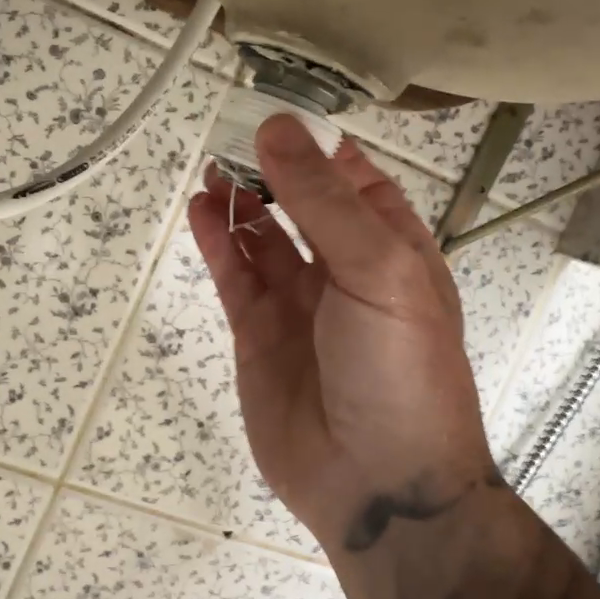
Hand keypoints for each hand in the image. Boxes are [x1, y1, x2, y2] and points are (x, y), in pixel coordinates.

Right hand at [188, 115, 493, 550]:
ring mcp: (300, 304)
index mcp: (395, 251)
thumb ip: (322, 198)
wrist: (378, 485)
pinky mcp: (258, 334)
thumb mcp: (378, 270)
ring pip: (264, 237)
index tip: (281, 112)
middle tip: (233, 133)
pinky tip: (200, 209)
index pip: (359, 181)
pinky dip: (217, 241)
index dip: (322, 147)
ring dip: (240, 201)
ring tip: (211, 166)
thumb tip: (277, 127)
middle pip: (305, 204)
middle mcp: (347, 271)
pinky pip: (235, 275)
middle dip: (274, 170)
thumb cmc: (399, 368)